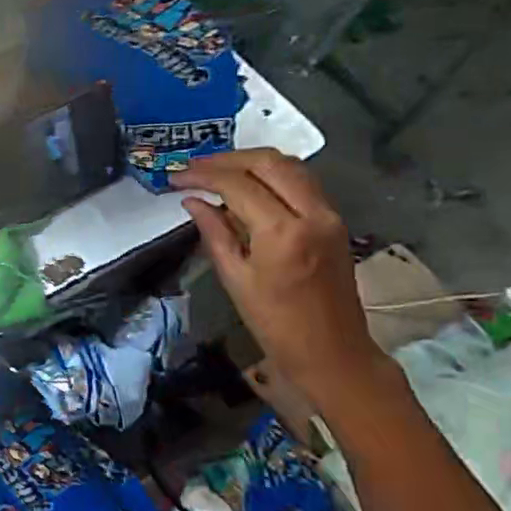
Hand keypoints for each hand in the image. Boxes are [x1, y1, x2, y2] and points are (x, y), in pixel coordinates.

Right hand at [174, 149, 393, 399]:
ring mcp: (329, 215)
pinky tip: (247, 187)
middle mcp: (312, 214)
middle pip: (269, 162)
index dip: (203, 175)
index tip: (176, 177)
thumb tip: (192, 201)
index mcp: (283, 232)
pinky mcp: (334, 221)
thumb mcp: (235, 278)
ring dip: (251, 162)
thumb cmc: (274, 323)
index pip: (238, 184)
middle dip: (228, 159)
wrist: (332, 351)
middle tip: (195, 167)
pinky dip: (271, 175)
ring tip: (217, 171)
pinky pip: (301, 181)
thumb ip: (214, 232)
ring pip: (290, 166)